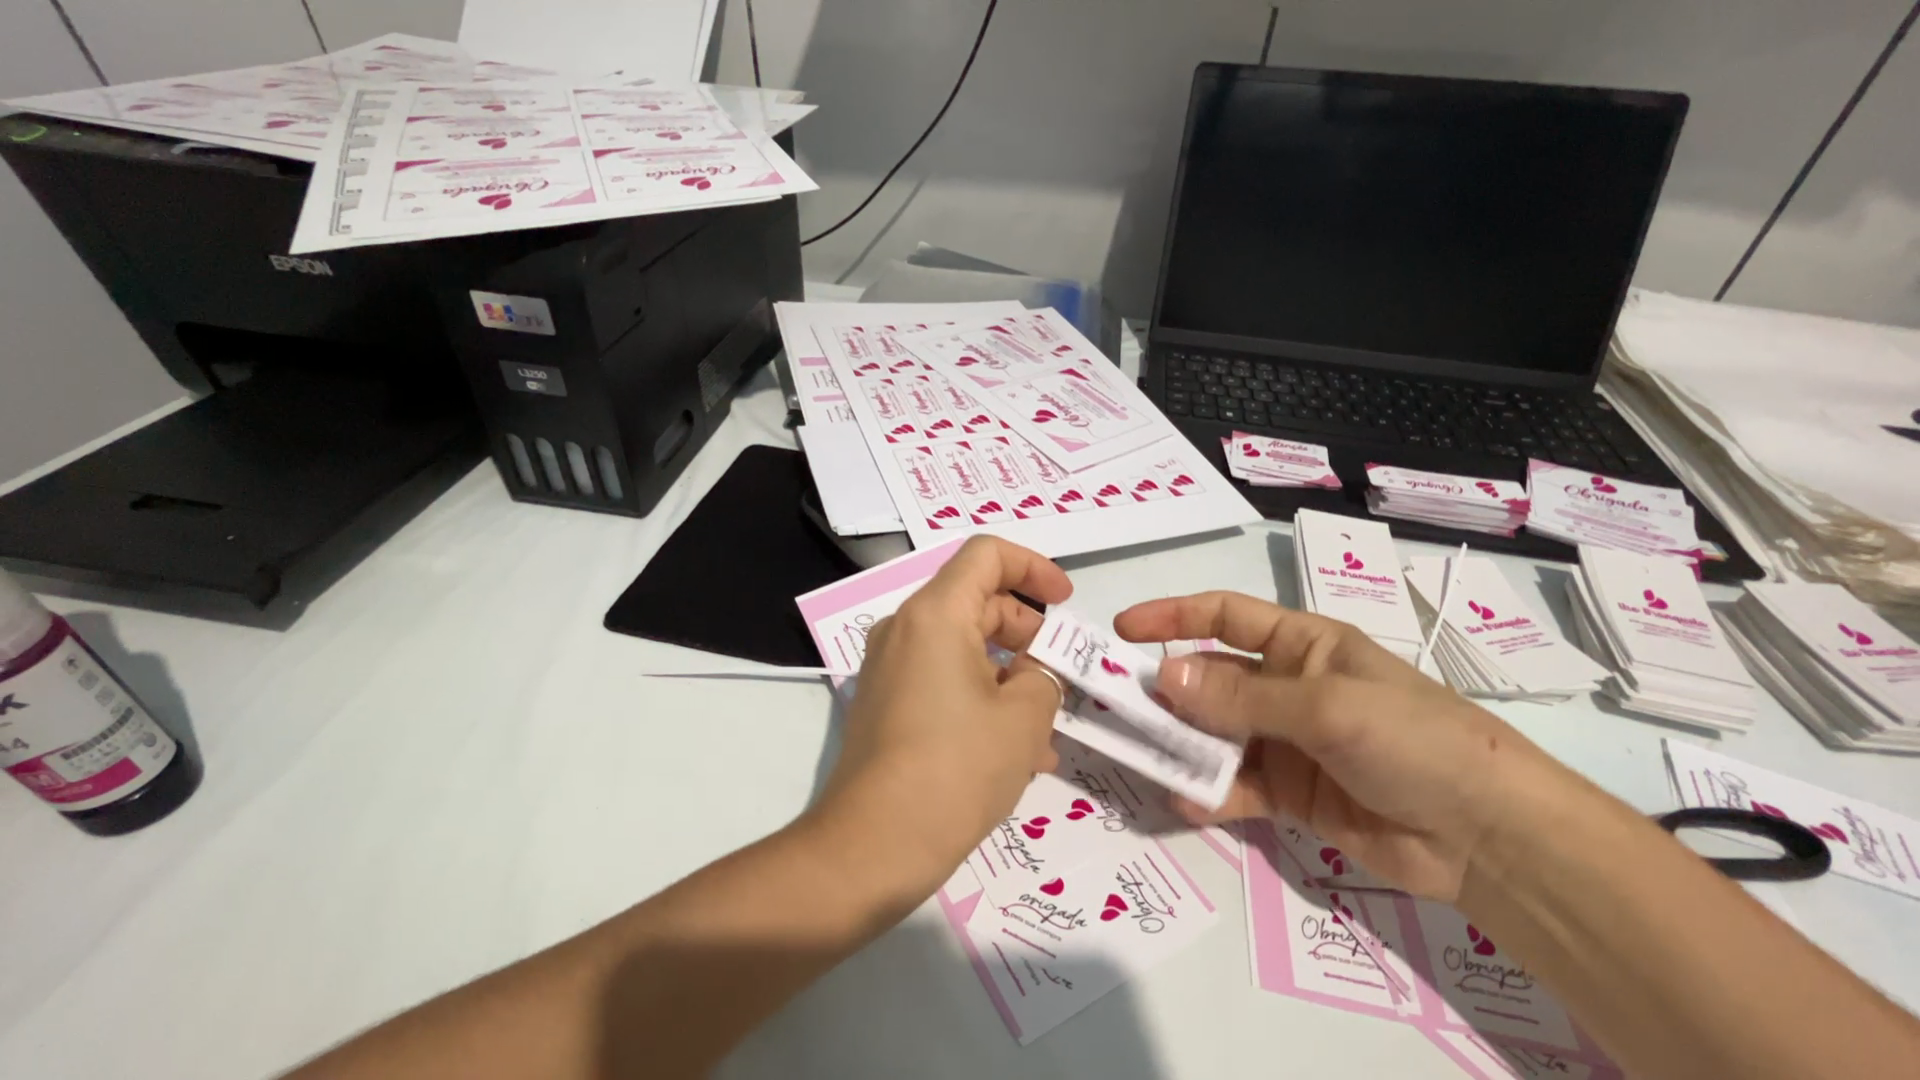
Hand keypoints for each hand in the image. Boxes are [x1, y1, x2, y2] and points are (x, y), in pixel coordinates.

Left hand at [816, 537, 1072, 886]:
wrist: (874, 844)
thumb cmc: (958, 768)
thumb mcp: (1024, 717)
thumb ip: (1043, 674)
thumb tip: (1032, 672)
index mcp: (935, 615)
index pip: (987, 555)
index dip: (1034, 568)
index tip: (1066, 602)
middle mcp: (903, 630)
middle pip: (976, 602)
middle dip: (1028, 632)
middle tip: (1062, 676)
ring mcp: (888, 669)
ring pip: (962, 648)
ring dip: (1010, 674)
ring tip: (1049, 728)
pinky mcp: (884, 705)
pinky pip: (941, 681)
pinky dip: (980, 698)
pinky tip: (1016, 751)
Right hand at [1114, 591, 1559, 901]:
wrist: (1485, 834)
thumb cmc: (1413, 739)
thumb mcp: (1326, 707)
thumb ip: (1242, 697)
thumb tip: (1164, 678)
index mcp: (1302, 645)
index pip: (1224, 617)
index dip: (1172, 617)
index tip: (1122, 631)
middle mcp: (1287, 687)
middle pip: (1210, 679)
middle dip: (1166, 690)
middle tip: (1117, 706)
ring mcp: (1286, 743)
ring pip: (1214, 735)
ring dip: (1180, 744)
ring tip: (1142, 755)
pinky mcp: (1289, 794)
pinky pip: (1234, 786)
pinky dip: (1208, 792)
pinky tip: (1186, 800)